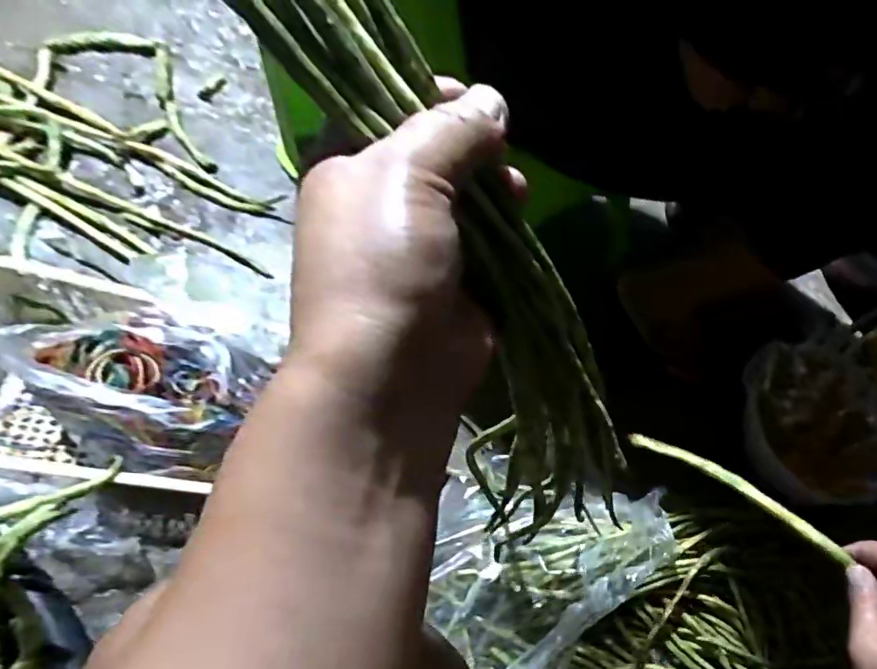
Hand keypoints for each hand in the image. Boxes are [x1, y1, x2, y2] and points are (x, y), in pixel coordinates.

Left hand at [285, 80, 522, 446]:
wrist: (399, 363)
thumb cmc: (384, 260)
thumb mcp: (406, 176)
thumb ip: (449, 132)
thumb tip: (493, 99)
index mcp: (351, 166)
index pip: (388, 112)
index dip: (428, 98)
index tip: (468, 96)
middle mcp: (389, 203)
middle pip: (440, 158)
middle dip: (473, 147)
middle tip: (500, 144)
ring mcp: (432, 247)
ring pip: (474, 203)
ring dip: (497, 190)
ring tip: (518, 187)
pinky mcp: (470, 284)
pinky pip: (497, 246)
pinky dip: (513, 233)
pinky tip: (525, 219)